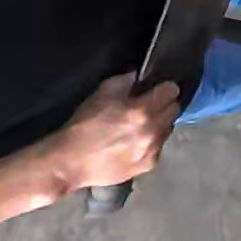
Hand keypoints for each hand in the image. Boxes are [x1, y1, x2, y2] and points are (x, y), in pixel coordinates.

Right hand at [23, 74, 181, 197]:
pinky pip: (159, 147)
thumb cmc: (83, 126)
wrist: (66, 164)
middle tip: (149, 107)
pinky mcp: (149, 164)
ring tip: (141, 127)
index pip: (171, 91)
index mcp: (143, 110)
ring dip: (159, 124)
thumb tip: (139, 76)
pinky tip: (136, 143)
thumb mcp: (101, 94)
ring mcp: (153, 148)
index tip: (158, 90)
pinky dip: (152, 143)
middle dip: (164, 105)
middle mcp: (153, 129)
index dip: (164, 88)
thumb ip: (124, 81)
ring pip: (168, 128)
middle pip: (174, 109)